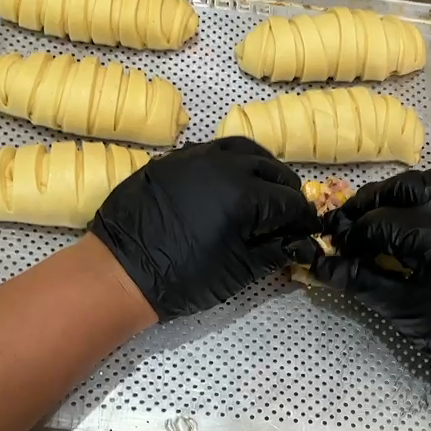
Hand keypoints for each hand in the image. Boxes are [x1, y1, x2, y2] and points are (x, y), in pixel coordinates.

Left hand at [91, 138, 319, 320]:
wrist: (121, 272)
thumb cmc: (182, 279)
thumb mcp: (237, 272)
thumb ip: (274, 252)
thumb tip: (299, 245)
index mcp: (244, 193)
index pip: (288, 201)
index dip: (304, 219)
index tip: (309, 232)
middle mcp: (223, 164)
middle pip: (270, 167)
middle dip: (286, 190)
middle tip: (290, 213)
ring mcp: (194, 157)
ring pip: (241, 150)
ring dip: (261, 168)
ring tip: (265, 190)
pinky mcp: (171, 160)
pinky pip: (211, 151)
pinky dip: (231, 163)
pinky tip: (229, 184)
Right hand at [309, 168, 430, 382]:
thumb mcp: (403, 309)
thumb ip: (361, 281)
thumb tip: (322, 266)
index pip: (378, 222)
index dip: (351, 235)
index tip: (336, 248)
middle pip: (401, 188)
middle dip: (370, 204)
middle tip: (350, 224)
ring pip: (429, 181)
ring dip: (399, 194)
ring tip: (381, 216)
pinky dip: (426, 198)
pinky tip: (415, 221)